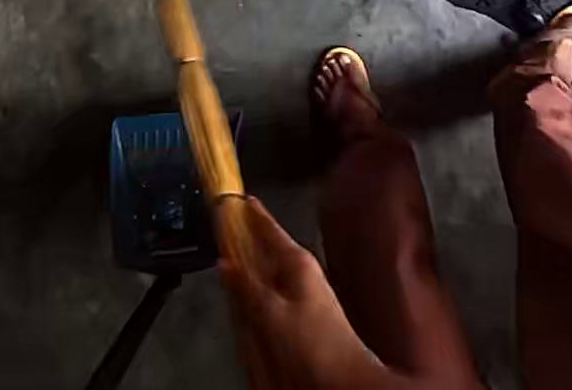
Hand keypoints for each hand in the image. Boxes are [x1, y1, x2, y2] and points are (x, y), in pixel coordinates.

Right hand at [218, 198, 400, 389]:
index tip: (241, 198)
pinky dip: (260, 295)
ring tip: (232, 271)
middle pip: (268, 250)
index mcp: (297, 261)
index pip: (270, 228)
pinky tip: (249, 306)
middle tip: (226, 238)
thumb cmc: (315, 343)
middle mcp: (302, 272)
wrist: (346, 378)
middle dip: (247, 245)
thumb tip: (225, 264)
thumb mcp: (272, 313)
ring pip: (270, 274)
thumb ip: (247, 287)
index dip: (254, 213)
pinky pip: (275, 295)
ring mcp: (304, 292)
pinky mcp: (304, 313)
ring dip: (251, 273)